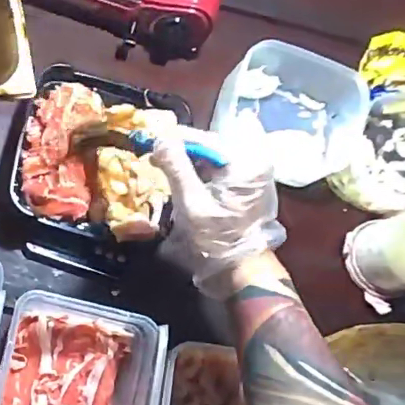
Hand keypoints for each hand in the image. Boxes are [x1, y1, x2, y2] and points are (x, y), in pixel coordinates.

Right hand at [149, 125, 286, 295]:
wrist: (239, 265)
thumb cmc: (216, 237)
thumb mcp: (191, 203)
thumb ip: (176, 169)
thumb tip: (159, 140)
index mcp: (247, 163)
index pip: (206, 139)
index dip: (176, 139)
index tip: (149, 141)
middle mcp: (255, 161)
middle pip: (211, 144)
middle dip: (181, 147)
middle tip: (152, 155)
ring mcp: (252, 172)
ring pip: (212, 154)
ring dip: (186, 158)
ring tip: (160, 164)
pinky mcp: (245, 183)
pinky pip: (217, 167)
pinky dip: (196, 169)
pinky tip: (177, 175)